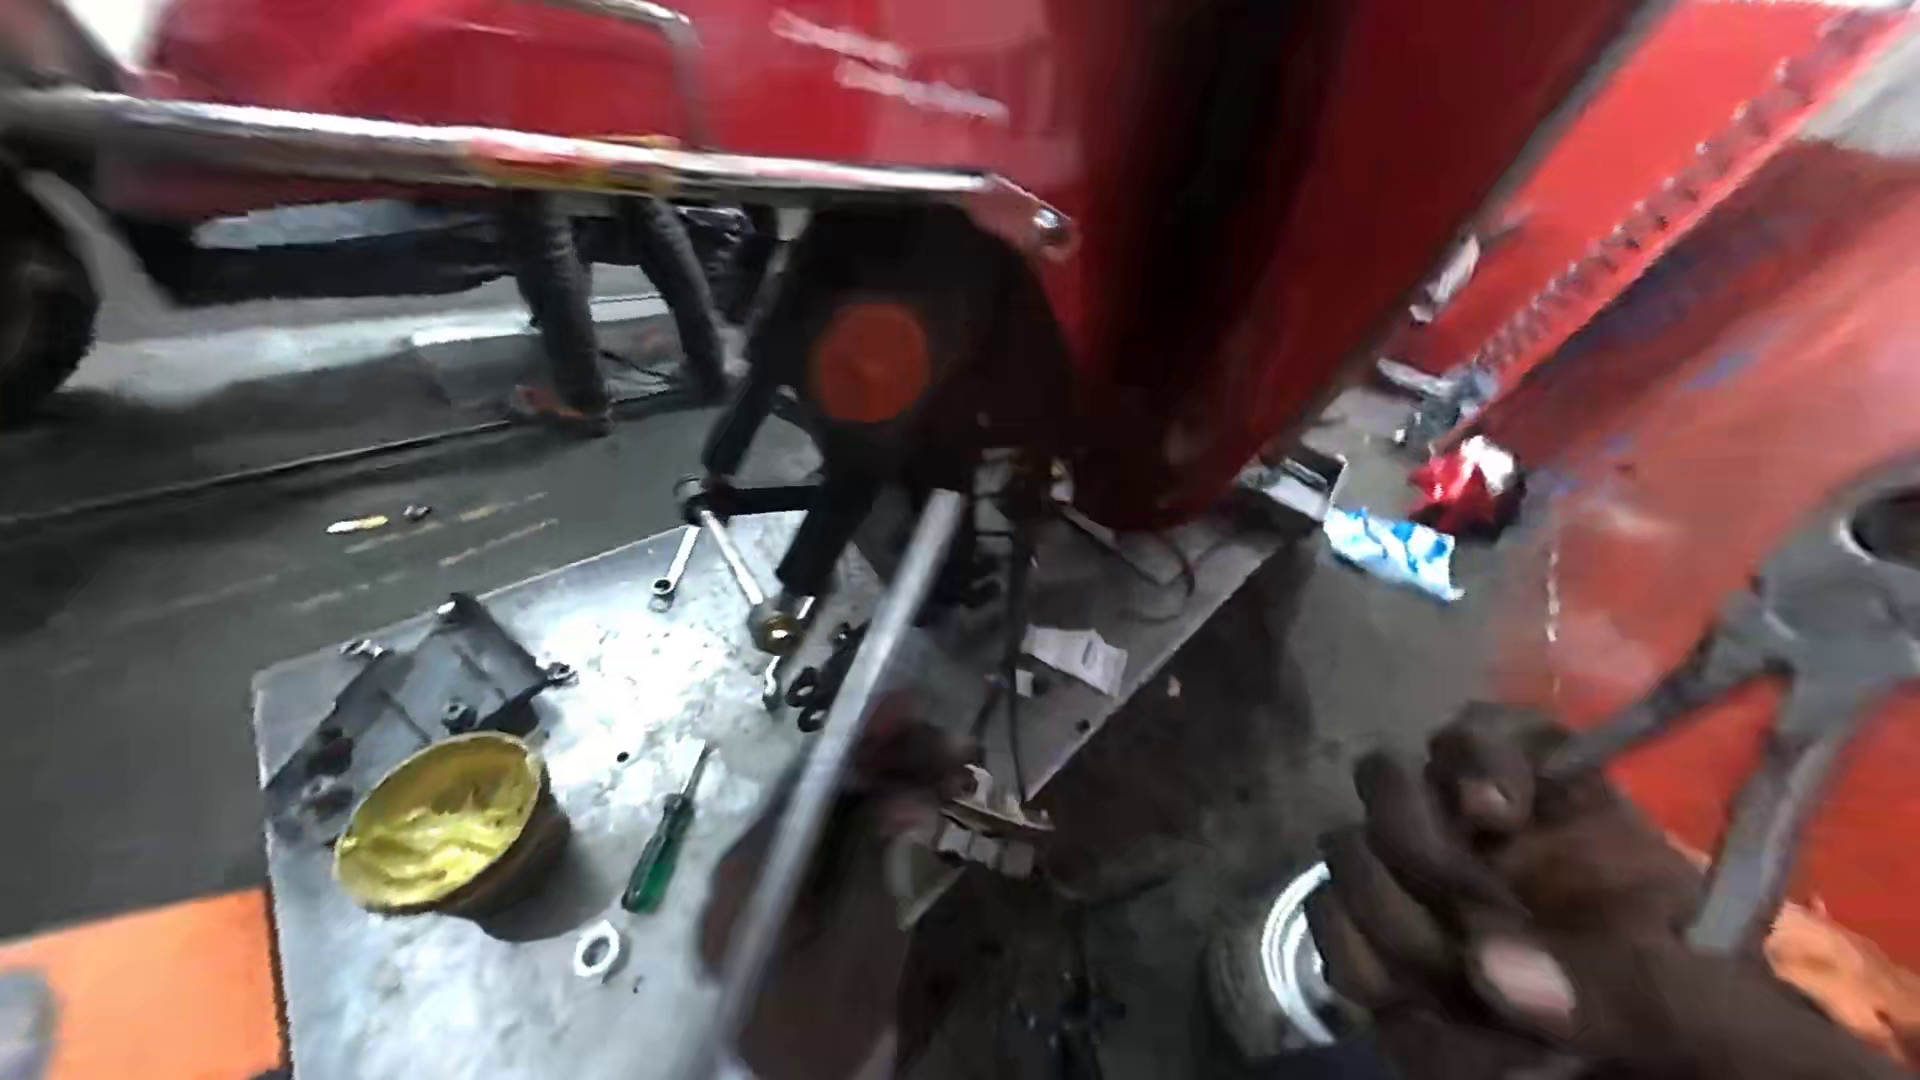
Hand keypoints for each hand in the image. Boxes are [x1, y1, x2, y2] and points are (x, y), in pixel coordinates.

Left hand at [697, 696, 971, 1079]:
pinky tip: (932, 792)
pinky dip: (893, 804)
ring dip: (899, 775)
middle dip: (890, 756)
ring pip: (844, 799)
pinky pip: (853, 823)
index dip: (858, 741)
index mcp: (750, 872)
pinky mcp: (814, 874)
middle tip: (949, 740)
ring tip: (954, 760)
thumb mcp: (855, 958)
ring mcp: (788, 863)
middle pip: (827, 784)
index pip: (806, 785)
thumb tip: (912, 798)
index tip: (903, 707)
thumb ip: (877, 873)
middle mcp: (761, 855)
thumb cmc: (826, 1032)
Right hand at [1310, 703, 1907, 1079]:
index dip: (1478, 750)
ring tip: (1452, 986)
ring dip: (1388, 909)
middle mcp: (1478, 851)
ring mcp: (1416, 900)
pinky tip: (1405, 1001)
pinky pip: (1326, 920)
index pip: (1501, 735)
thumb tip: (1484, 968)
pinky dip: (1354, 956)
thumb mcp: (1748, 1035)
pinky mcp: (1378, 960)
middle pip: (1390, 777)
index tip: (1492, 813)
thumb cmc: (1739, 1077)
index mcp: (1577, 841)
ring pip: (1347, 844)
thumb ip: (1648, 988)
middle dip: (1411, 836)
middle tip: (1471, 912)